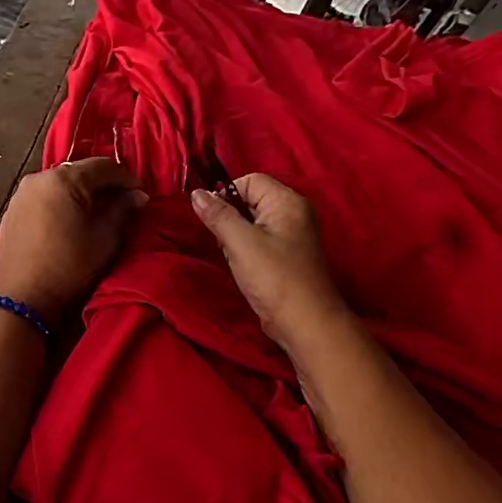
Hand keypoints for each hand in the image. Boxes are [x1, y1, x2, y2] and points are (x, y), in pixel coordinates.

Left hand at [0, 158, 147, 323]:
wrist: (21, 297)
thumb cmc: (68, 266)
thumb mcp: (105, 240)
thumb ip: (123, 211)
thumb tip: (137, 195)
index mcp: (63, 179)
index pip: (104, 166)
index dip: (126, 178)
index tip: (139, 195)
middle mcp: (39, 177)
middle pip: (79, 172)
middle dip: (102, 185)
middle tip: (121, 204)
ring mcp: (21, 194)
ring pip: (59, 184)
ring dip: (80, 194)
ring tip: (96, 214)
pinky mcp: (12, 211)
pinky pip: (43, 198)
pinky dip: (60, 204)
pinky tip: (68, 223)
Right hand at [190, 174, 348, 349]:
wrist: (305, 321)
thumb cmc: (274, 277)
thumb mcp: (240, 243)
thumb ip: (217, 215)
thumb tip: (196, 194)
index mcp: (287, 201)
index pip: (249, 181)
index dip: (226, 195)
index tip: (214, 220)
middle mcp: (294, 212)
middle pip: (250, 201)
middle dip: (230, 219)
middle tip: (227, 243)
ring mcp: (292, 234)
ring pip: (251, 223)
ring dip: (236, 238)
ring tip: (237, 258)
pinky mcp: (287, 255)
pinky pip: (259, 241)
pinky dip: (245, 251)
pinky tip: (244, 268)